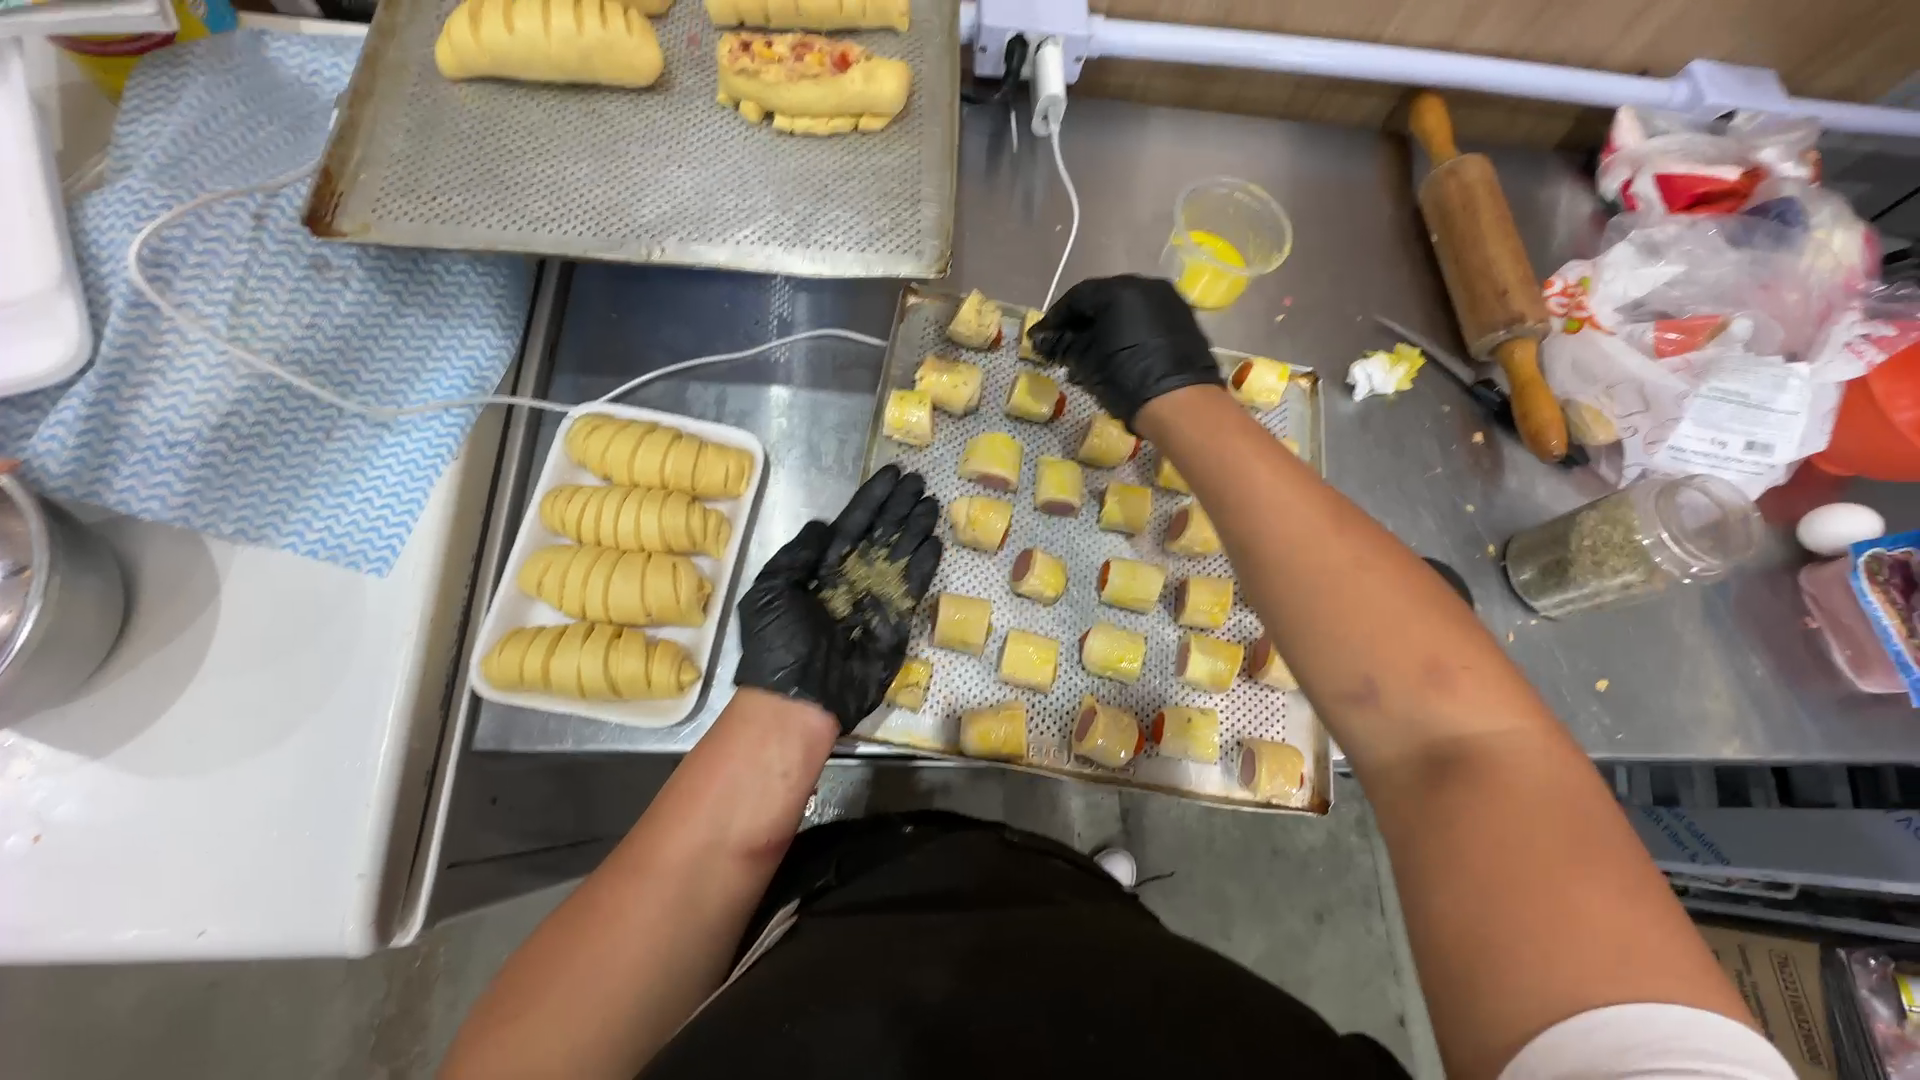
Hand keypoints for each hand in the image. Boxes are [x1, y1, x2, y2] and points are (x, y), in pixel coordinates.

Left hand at [734, 465, 941, 732]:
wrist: (798, 700)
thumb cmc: (777, 645)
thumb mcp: (771, 589)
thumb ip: (798, 553)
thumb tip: (823, 524)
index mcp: (820, 569)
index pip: (851, 524)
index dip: (871, 499)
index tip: (891, 474)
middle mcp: (850, 579)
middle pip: (880, 534)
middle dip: (899, 508)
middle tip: (920, 482)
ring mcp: (875, 600)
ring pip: (899, 556)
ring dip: (916, 530)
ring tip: (932, 504)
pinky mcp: (895, 624)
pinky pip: (912, 589)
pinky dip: (924, 566)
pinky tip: (936, 543)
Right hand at [1030, 274, 1222, 428]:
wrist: (1179, 403)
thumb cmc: (1125, 377)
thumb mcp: (1086, 361)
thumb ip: (1063, 345)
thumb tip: (1043, 340)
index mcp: (1118, 289)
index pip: (1077, 297)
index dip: (1054, 318)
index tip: (1039, 337)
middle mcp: (1145, 286)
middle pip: (1103, 299)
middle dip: (1080, 322)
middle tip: (1062, 343)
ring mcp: (1168, 302)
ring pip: (1126, 309)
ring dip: (1104, 328)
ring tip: (1088, 354)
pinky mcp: (1183, 321)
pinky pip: (1145, 320)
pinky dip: (1127, 332)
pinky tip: (1115, 353)